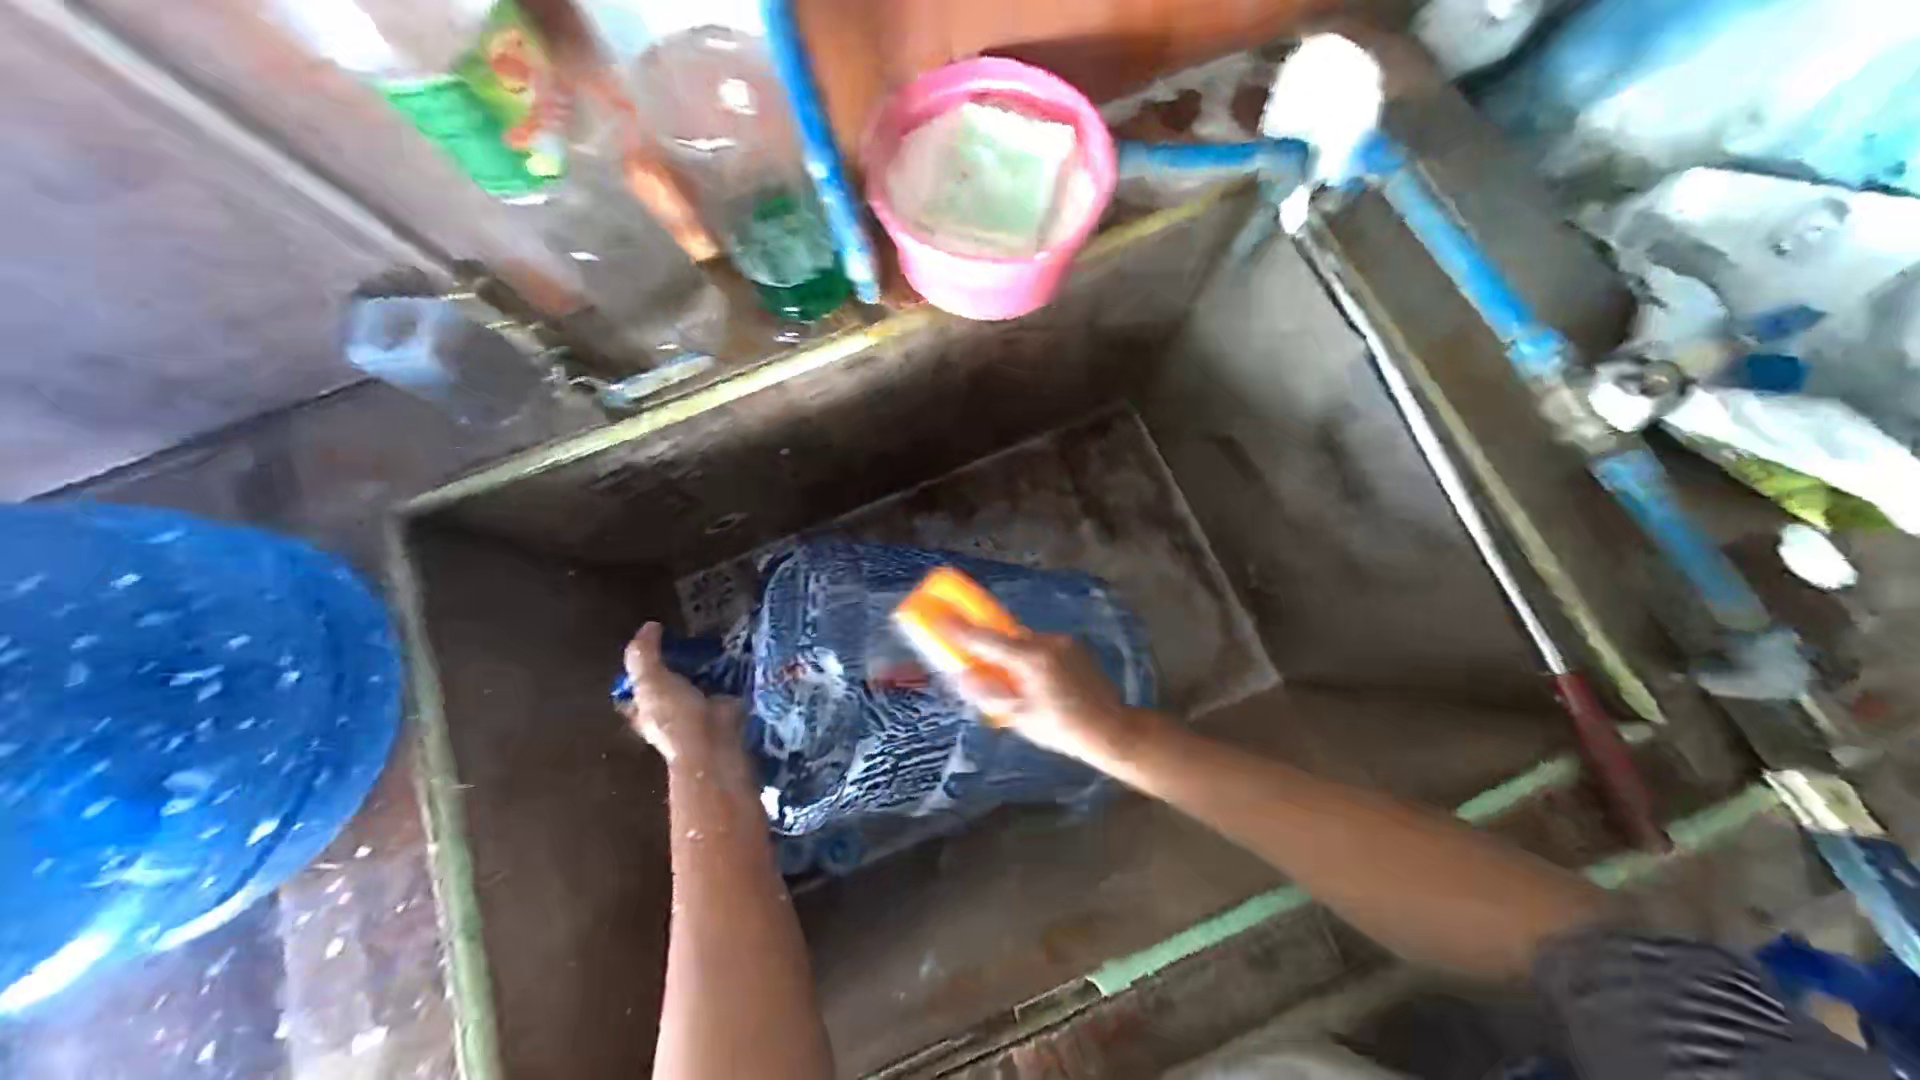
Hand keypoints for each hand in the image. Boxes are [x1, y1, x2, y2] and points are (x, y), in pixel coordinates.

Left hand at [622, 622, 743, 770]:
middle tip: (691, 633)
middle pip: (670, 679)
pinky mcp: (724, 704)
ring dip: (707, 662)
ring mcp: (698, 707)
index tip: (656, 641)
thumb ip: (645, 653)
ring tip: (717, 633)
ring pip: (698, 678)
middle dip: (679, 660)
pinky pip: (725, 681)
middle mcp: (669, 709)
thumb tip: (650, 625)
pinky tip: (736, 648)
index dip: (643, 665)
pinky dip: (731, 668)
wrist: (713, 742)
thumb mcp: (650, 681)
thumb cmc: (674, 716)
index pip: (638, 685)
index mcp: (645, 708)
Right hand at [928, 618, 1146, 764]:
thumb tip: (963, 677)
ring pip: (1025, 642)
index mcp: (1030, 660)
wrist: (1112, 729)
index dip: (960, 629)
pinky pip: (1042, 647)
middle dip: (989, 646)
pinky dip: (1032, 658)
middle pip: (1006, 638)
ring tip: (1018, 684)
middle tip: (977, 662)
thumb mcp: (1020, 718)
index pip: (986, 640)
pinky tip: (1039, 682)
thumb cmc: (1062, 729)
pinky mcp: (1074, 646)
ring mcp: (1063, 642)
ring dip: (1014, 656)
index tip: (940, 617)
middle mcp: (1046, 642)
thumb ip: (990, 695)